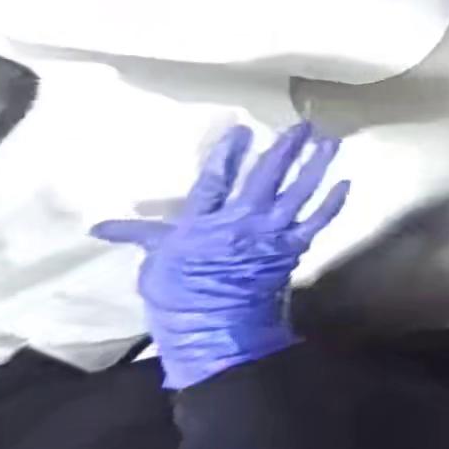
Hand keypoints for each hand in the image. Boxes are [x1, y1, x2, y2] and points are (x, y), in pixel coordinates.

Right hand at [91, 122, 349, 389]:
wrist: (213, 323)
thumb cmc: (178, 290)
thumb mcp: (155, 259)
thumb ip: (143, 235)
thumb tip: (101, 226)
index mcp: (203, 220)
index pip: (216, 178)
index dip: (229, 153)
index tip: (243, 129)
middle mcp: (243, 220)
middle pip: (267, 177)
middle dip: (286, 149)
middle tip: (303, 125)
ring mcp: (273, 232)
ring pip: (300, 191)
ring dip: (317, 166)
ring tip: (331, 143)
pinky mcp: (296, 246)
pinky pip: (319, 220)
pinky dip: (333, 202)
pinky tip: (346, 183)